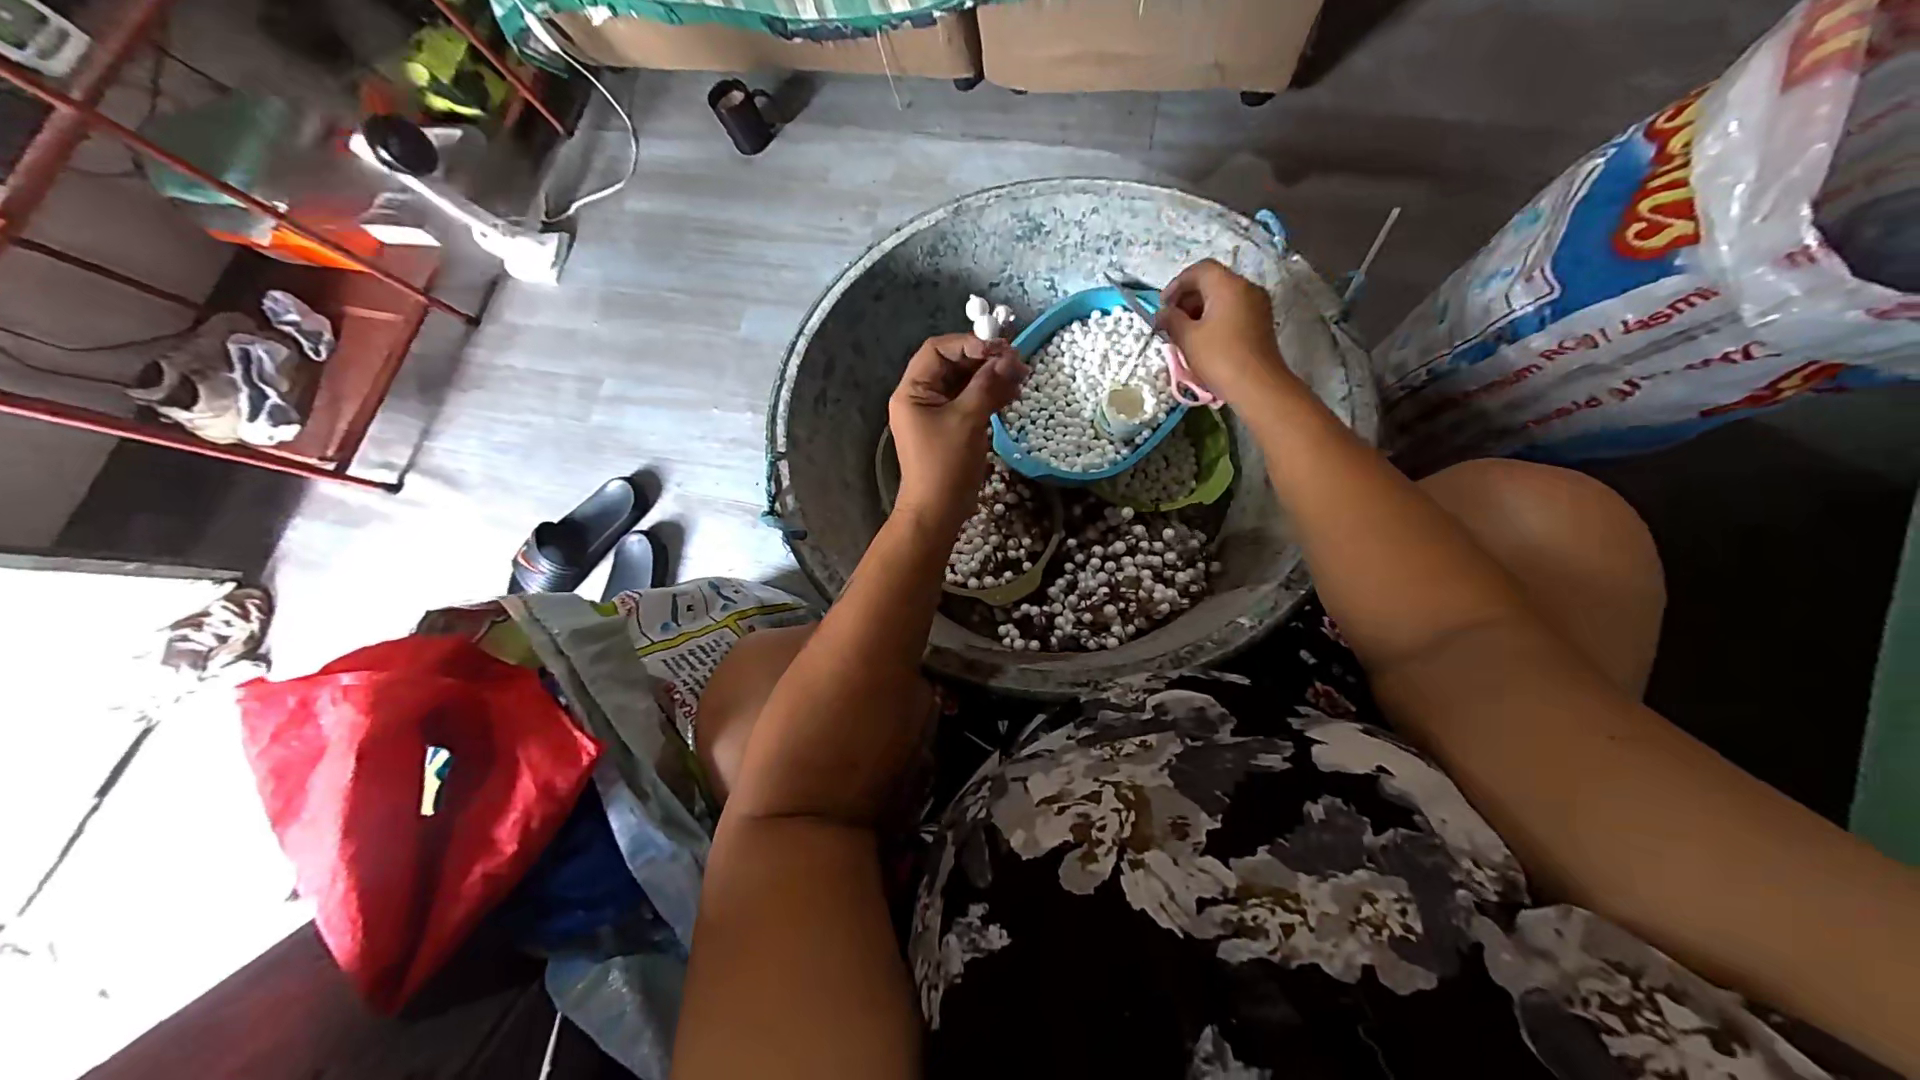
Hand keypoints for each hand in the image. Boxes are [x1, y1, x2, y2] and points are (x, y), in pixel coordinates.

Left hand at [888, 333, 1028, 530]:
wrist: (937, 512)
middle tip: (1017, 362)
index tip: (1000, 350)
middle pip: (952, 364)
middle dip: (985, 360)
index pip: (937, 350)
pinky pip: (969, 401)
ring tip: (1020, 377)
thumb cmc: (945, 466)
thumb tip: (1009, 359)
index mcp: (912, 391)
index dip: (969, 344)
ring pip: (964, 382)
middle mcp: (920, 397)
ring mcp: (935, 413)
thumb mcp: (967, 421)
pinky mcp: (950, 427)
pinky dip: (989, 394)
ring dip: (991, 376)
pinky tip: (1012, 393)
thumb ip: (987, 385)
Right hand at [1157, 259, 1295, 401]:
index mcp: (1228, 285)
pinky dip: (1215, 317)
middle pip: (1212, 281)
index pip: (1199, 270)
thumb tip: (1161, 313)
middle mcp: (1246, 288)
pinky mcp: (1261, 322)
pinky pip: (1233, 309)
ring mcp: (1257, 304)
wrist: (1258, 386)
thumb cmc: (1219, 358)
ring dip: (1200, 309)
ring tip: (1184, 332)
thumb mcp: (1187, 338)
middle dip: (1187, 298)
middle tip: (1171, 320)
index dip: (1177, 284)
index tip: (1163, 306)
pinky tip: (1203, 338)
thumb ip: (1171, 320)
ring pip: (1223, 296)